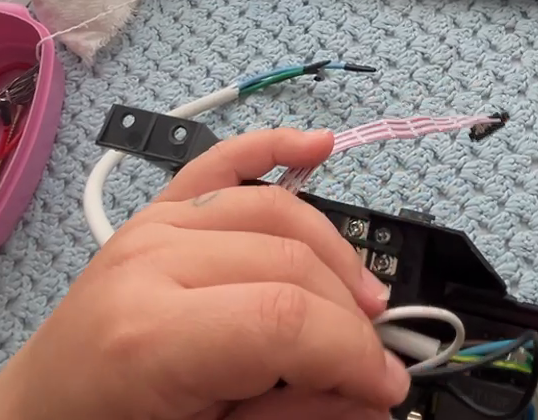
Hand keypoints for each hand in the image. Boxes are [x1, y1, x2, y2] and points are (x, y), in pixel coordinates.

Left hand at [0, 129, 409, 419]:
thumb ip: (289, 414)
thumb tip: (370, 395)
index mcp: (148, 335)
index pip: (285, 317)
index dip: (351, 352)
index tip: (388, 388)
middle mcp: (152, 259)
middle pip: (288, 260)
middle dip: (347, 311)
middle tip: (378, 360)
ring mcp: (152, 225)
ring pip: (273, 211)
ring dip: (332, 248)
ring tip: (364, 296)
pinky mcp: (155, 213)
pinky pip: (221, 164)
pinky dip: (272, 147)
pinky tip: (319, 144)